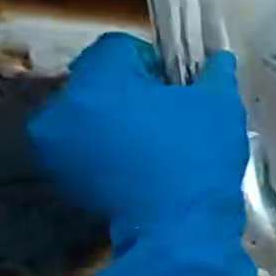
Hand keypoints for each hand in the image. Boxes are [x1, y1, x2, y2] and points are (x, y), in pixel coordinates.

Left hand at [29, 33, 250, 239]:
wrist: (181, 227)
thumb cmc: (198, 157)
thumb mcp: (219, 105)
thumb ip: (215, 72)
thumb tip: (218, 60)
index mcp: (96, 82)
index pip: (120, 47)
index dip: (155, 61)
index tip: (179, 87)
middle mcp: (62, 109)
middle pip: (100, 79)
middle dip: (132, 89)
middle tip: (169, 112)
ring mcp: (57, 148)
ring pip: (91, 112)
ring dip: (118, 117)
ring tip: (156, 139)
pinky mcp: (64, 177)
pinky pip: (86, 144)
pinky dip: (109, 145)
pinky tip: (142, 162)